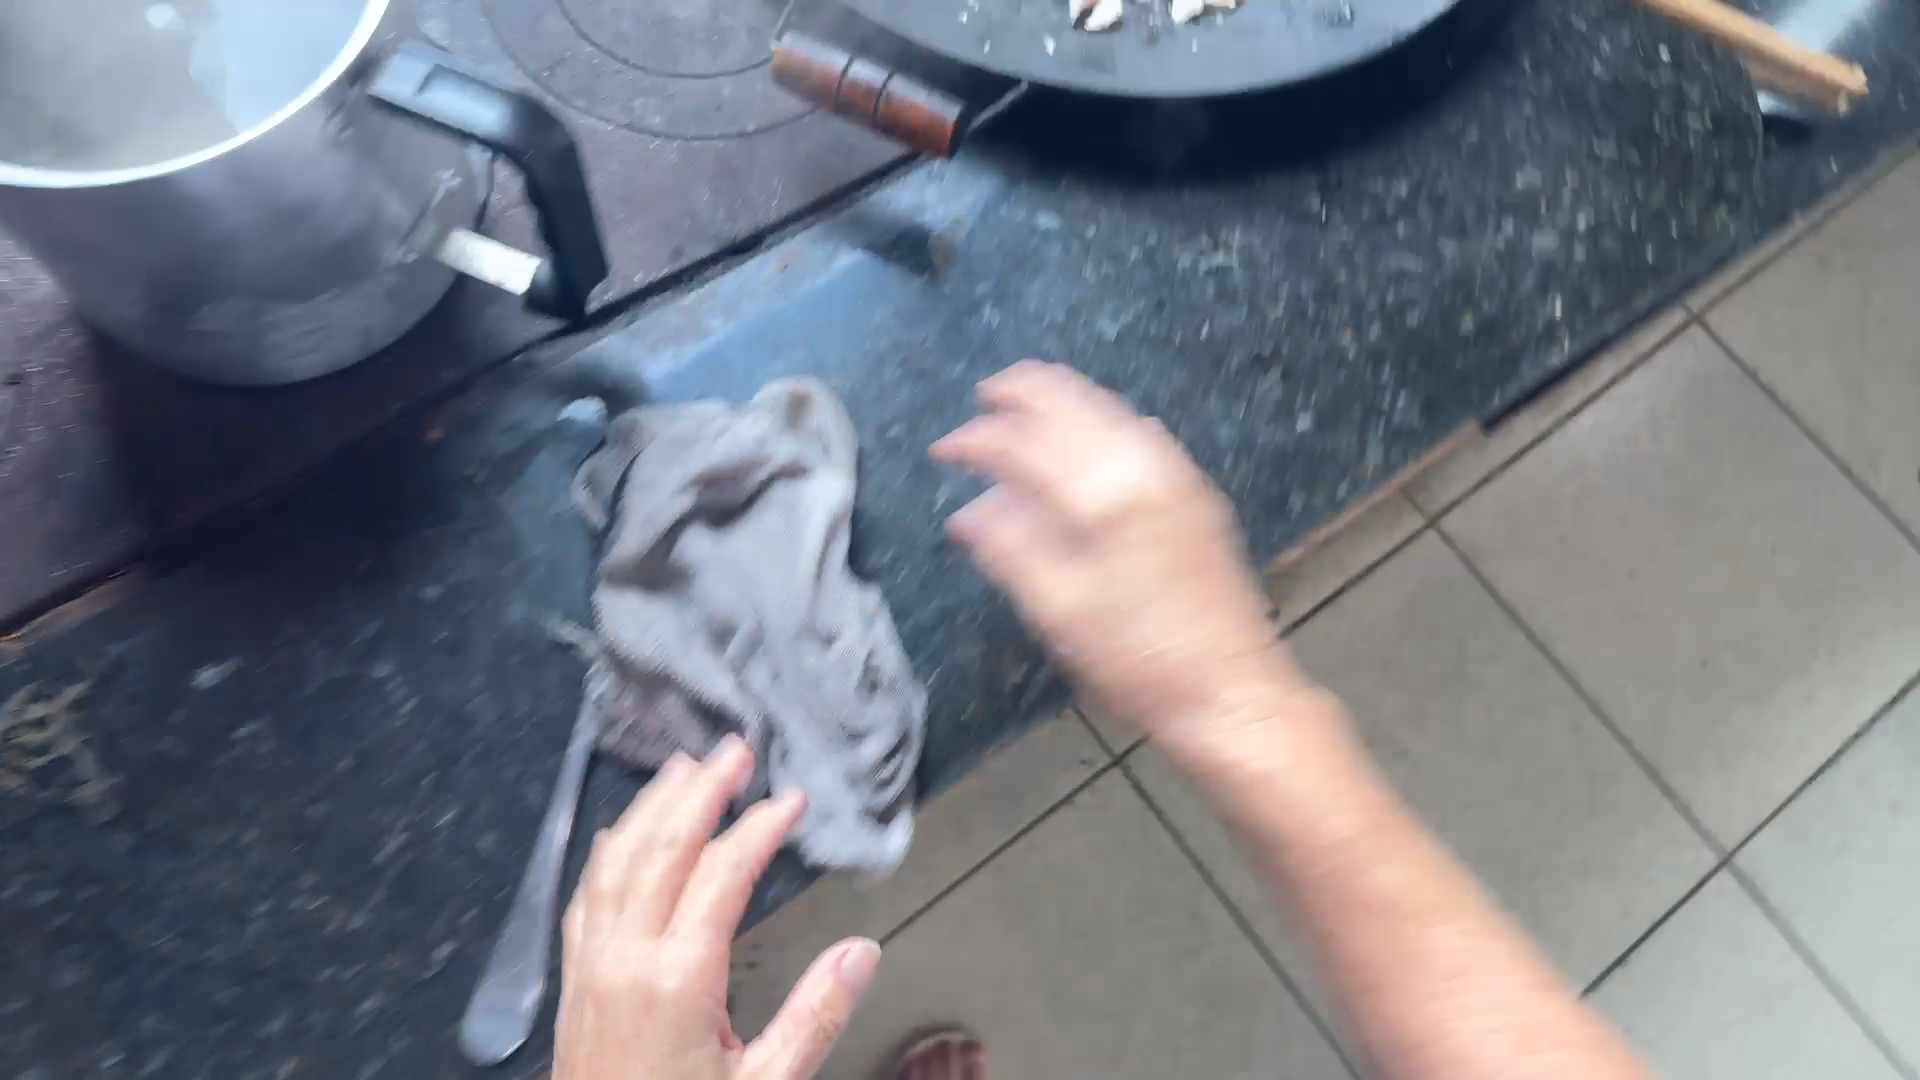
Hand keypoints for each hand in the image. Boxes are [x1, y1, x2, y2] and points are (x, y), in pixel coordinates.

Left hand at [555, 736, 880, 1079]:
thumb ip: (816, 1015)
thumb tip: (864, 949)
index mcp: (678, 977)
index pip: (723, 872)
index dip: (761, 827)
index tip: (793, 800)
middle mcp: (627, 956)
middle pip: (664, 847)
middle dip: (704, 791)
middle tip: (736, 749)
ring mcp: (592, 965)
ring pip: (618, 860)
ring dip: (653, 806)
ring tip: (684, 767)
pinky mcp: (574, 981)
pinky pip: (587, 896)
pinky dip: (607, 852)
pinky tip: (619, 832)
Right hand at [931, 361, 1300, 746]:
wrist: (1231, 692)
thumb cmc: (1137, 661)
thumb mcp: (1060, 612)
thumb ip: (1010, 549)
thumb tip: (968, 511)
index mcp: (1103, 498)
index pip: (1026, 443)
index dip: (976, 439)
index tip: (943, 450)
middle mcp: (1143, 468)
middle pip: (1072, 402)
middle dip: (1021, 394)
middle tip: (984, 398)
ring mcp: (1175, 476)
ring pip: (1108, 409)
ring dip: (1061, 399)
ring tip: (1022, 404)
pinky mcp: (1192, 493)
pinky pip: (1136, 431)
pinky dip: (1098, 419)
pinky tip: (1084, 435)